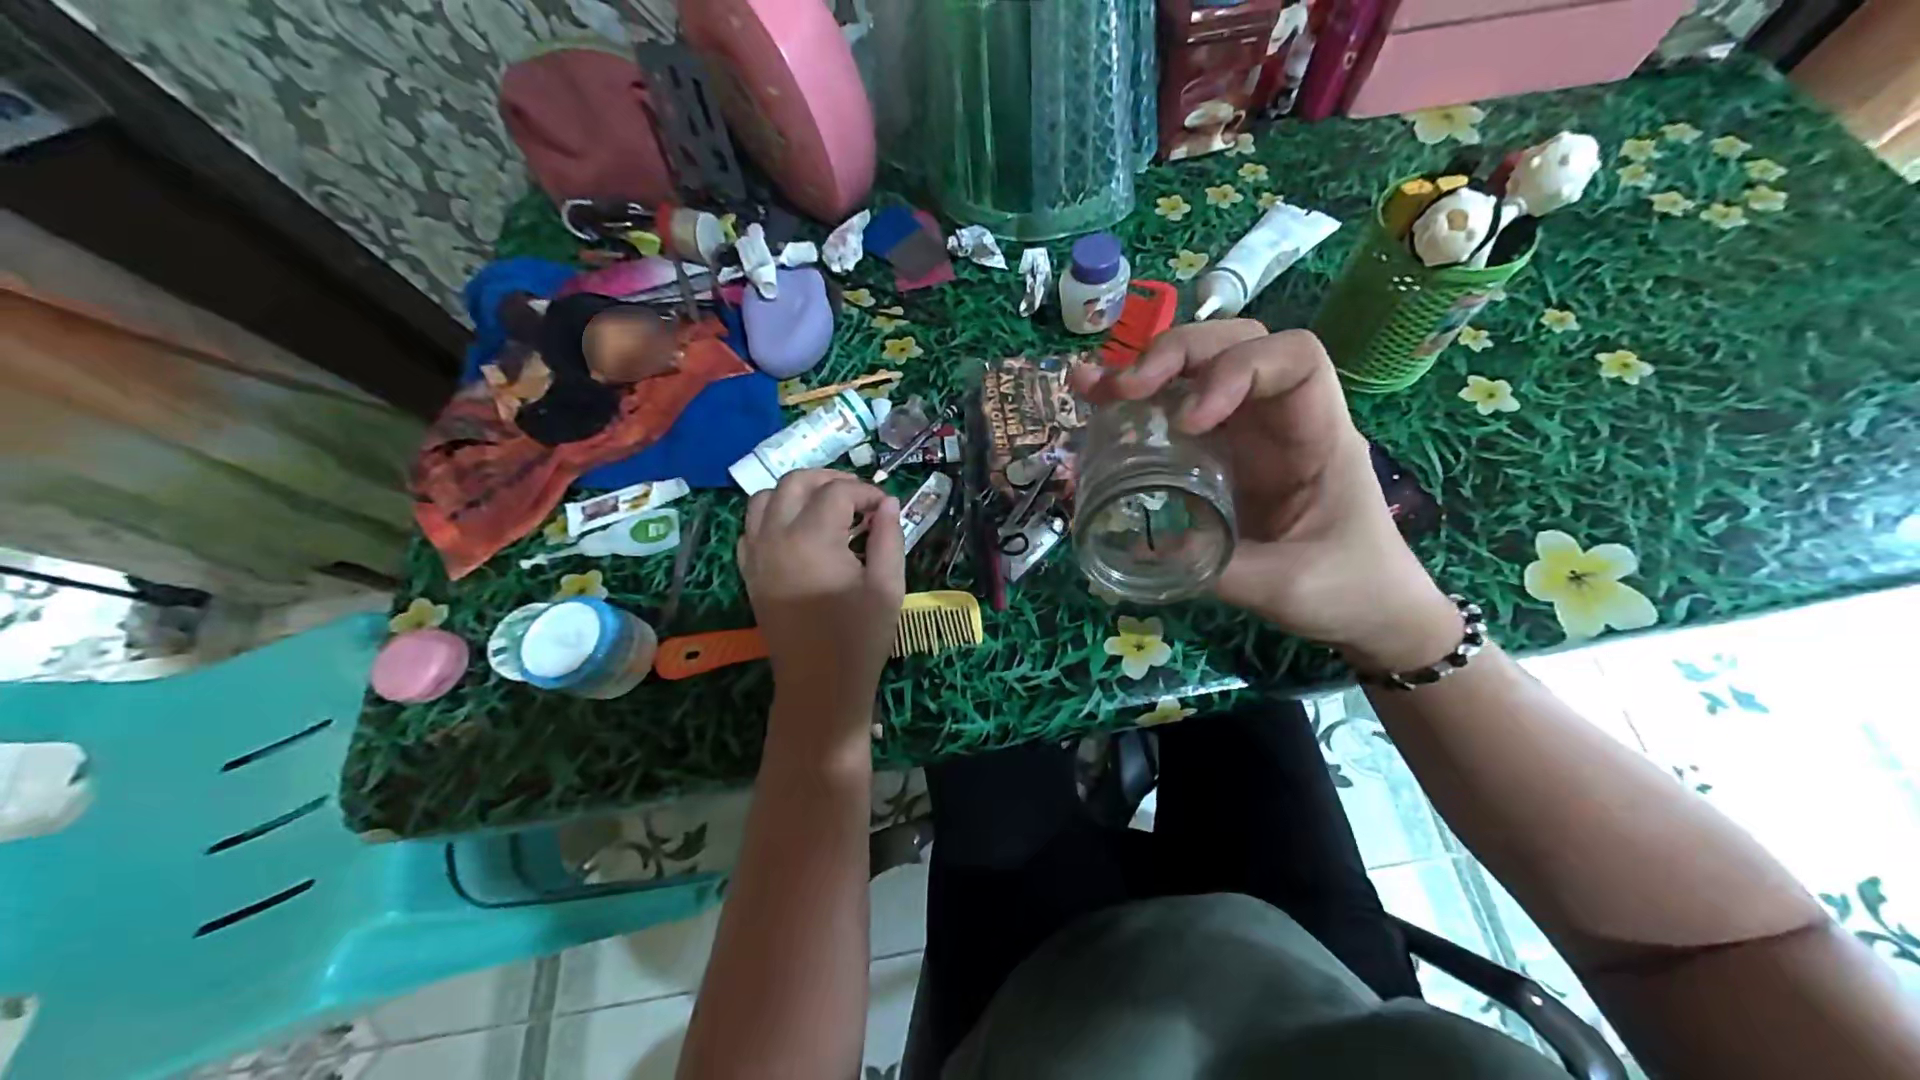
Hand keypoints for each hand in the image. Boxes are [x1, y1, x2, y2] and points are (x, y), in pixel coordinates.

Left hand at [737, 470, 904, 722]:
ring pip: (765, 497)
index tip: (885, 508)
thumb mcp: (887, 586)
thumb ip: (888, 537)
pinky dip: (774, 516)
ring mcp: (756, 554)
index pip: (838, 492)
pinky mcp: (749, 571)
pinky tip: (799, 532)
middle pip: (796, 482)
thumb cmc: (859, 639)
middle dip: (831, 480)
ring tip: (827, 508)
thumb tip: (887, 503)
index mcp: (812, 539)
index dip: (866, 492)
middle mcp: (775, 537)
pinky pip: (752, 526)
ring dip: (798, 492)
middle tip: (859, 498)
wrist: (819, 686)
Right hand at [1071, 322, 1459, 669]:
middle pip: (1237, 345)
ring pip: (1201, 370)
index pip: (1294, 359)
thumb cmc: (1350, 589)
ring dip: (1147, 370)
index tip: (1189, 423)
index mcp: (1319, 436)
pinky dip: (1136, 404)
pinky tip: (1095, 403)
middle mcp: (1281, 420)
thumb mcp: (1287, 586)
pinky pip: (1176, 412)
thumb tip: (1143, 549)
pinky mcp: (1219, 457)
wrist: (1368, 609)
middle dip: (1179, 355)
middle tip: (1126, 389)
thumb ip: (1219, 567)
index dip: (1238, 370)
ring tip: (1093, 387)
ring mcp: (1248, 436)